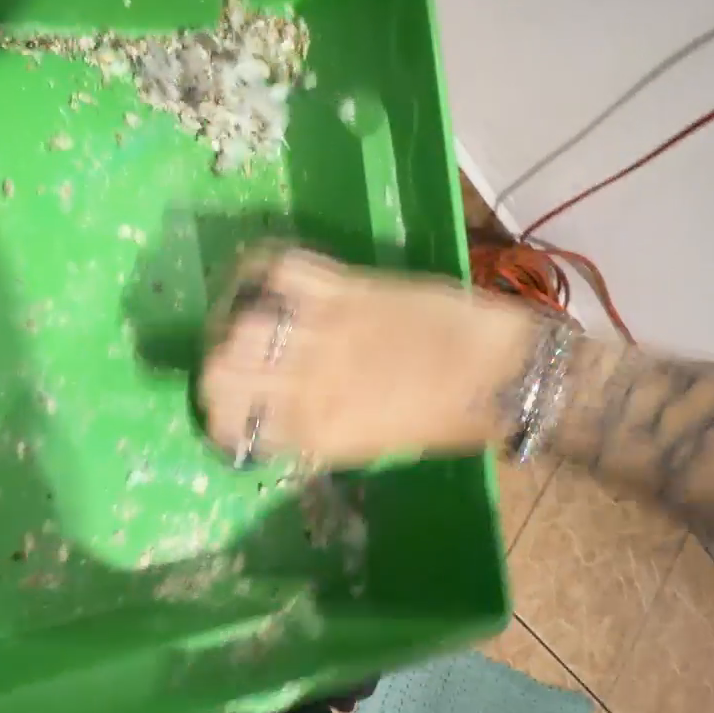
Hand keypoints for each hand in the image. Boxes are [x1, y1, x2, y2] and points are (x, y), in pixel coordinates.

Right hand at [199, 249, 542, 467]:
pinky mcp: (348, 289)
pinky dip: (260, 270)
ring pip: (244, 325)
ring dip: (228, 326)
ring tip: (237, 325)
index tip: (225, 416)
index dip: (218, 421)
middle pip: (222, 370)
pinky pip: (284, 271)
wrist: (502, 373)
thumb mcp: (367, 442)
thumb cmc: (440, 419)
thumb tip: (274, 422)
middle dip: (211, 373)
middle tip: (223, 370)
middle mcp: (310, 383)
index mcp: (315, 430)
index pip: (235, 424)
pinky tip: (258, 279)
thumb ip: (314, 429)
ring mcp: (327, 332)